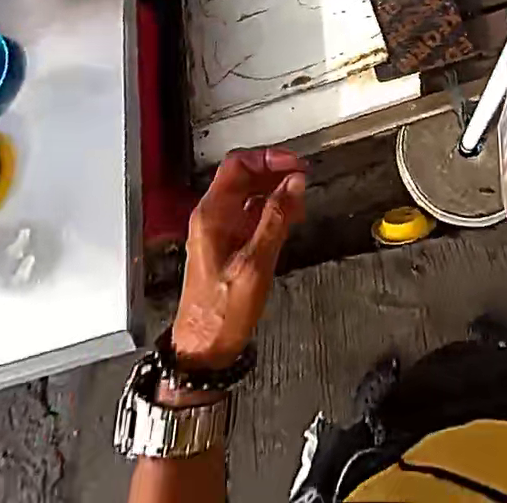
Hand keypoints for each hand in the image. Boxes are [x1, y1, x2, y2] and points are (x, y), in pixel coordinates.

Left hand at [171, 148, 307, 371]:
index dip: (267, 158)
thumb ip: (275, 220)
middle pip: (244, 176)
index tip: (294, 163)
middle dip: (274, 171)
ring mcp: (221, 229)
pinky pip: (251, 215)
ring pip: (249, 195)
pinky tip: (290, 217)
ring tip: (300, 197)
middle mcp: (213, 215)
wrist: (205, 348)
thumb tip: (293, 183)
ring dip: (275, 190)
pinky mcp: (230, 244)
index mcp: (211, 213)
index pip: (237, 165)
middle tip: (302, 176)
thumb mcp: (255, 264)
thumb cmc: (222, 312)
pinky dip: (272, 210)